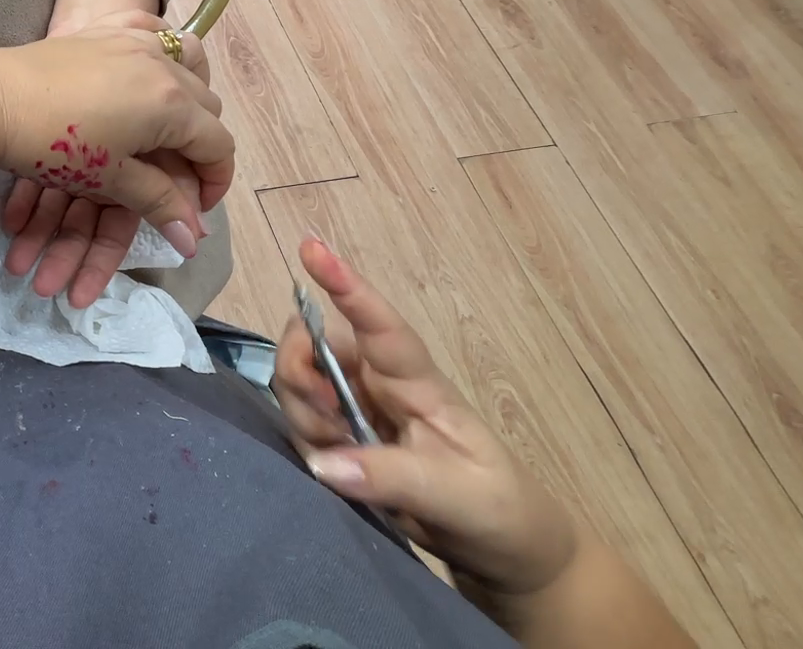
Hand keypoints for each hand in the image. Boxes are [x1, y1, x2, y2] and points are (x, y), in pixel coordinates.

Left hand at [0, 24, 232, 295]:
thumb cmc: (54, 144)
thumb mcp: (109, 178)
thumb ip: (158, 201)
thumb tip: (194, 238)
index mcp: (173, 105)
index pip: (218, 145)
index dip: (215, 181)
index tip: (198, 207)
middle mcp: (163, 65)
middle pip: (206, 105)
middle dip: (201, 143)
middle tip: (181, 172)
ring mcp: (132, 40)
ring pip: (186, 59)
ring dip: (189, 91)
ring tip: (175, 119)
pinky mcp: (102, 30)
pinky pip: (147, 27)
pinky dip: (158, 44)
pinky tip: (149, 61)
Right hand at [274, 238, 578, 595]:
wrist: (505, 555)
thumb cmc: (501, 512)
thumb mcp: (459, 498)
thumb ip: (391, 477)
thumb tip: (323, 462)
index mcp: (416, 384)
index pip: (379, 326)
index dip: (346, 285)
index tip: (312, 246)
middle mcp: (377, 384)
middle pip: (313, 347)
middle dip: (299, 371)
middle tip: (324, 415)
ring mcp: (355, 409)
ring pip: (297, 383)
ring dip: (303, 414)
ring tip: (338, 457)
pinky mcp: (338, 437)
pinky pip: (297, 419)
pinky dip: (303, 440)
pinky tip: (332, 469)